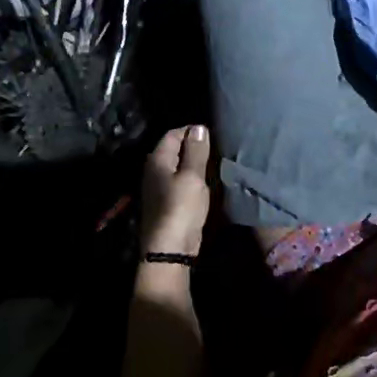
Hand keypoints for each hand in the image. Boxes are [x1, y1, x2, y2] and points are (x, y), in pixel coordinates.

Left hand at [141, 125, 211, 255]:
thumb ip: (196, 151)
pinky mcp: (169, 201)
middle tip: (220, 148)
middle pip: (176, 149)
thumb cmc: (181, 208)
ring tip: (219, 163)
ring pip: (180, 166)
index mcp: (158, 160)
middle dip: (196, 146)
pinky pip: (183, 180)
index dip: (193, 131)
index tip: (216, 135)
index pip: (174, 134)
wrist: (170, 248)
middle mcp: (155, 170)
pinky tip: (210, 181)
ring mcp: (161, 186)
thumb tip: (199, 127)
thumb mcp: (192, 177)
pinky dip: (195, 177)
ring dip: (197, 163)